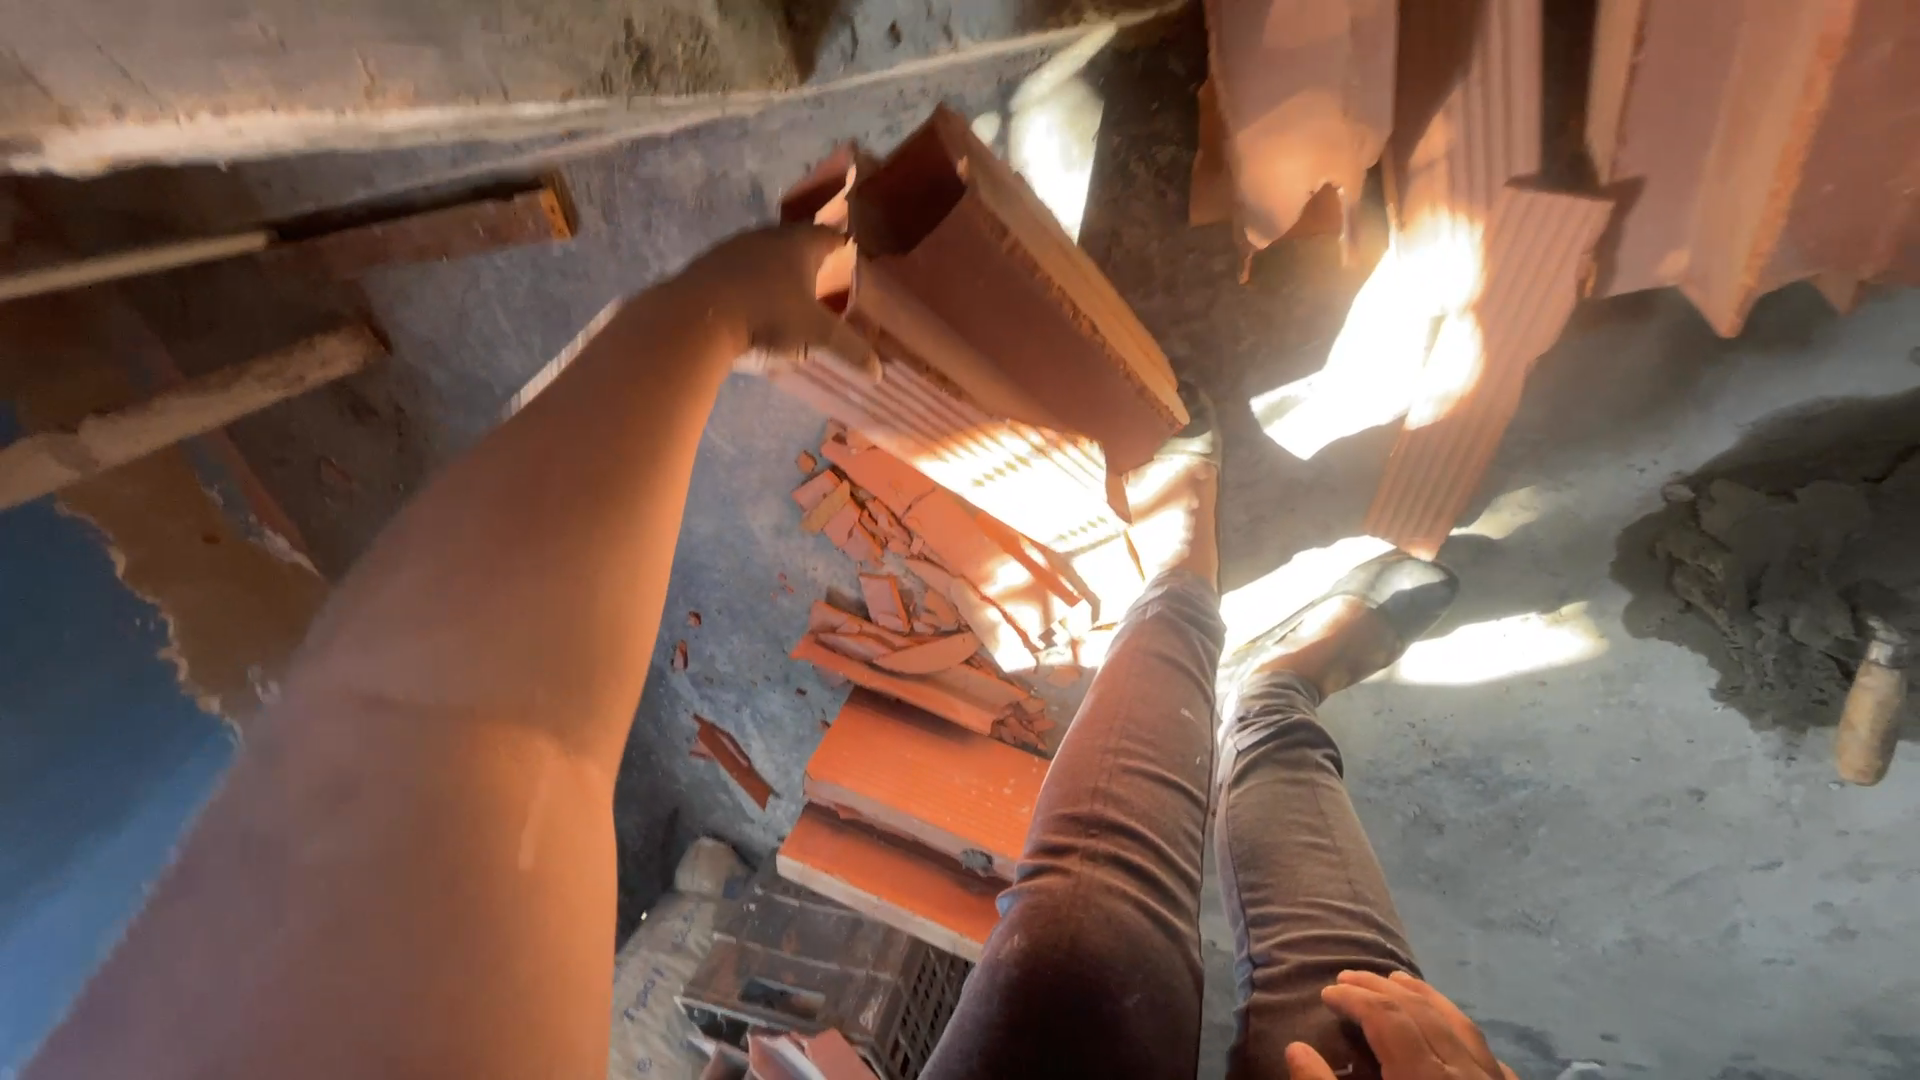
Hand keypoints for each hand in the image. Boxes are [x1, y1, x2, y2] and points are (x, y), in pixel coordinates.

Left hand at [673, 224, 879, 382]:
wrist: (696, 317)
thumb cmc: (767, 316)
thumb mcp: (816, 336)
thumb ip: (850, 349)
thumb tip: (878, 371)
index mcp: (799, 245)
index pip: (829, 236)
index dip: (842, 245)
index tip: (851, 255)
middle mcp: (768, 236)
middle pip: (797, 240)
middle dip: (811, 256)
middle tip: (825, 274)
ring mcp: (735, 247)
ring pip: (766, 252)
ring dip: (779, 268)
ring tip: (790, 290)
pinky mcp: (709, 264)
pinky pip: (741, 268)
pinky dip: (753, 280)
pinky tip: (754, 300)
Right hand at [1286, 971, 1517, 1079]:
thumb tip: (1295, 1047)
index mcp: (1422, 1079)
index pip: (1385, 1017)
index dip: (1353, 998)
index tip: (1326, 993)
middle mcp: (1464, 1075)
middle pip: (1420, 1013)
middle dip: (1379, 989)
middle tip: (1347, 978)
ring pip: (1461, 1027)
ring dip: (1424, 997)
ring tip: (1396, 981)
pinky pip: (1491, 1060)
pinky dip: (1463, 1035)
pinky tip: (1454, 1034)